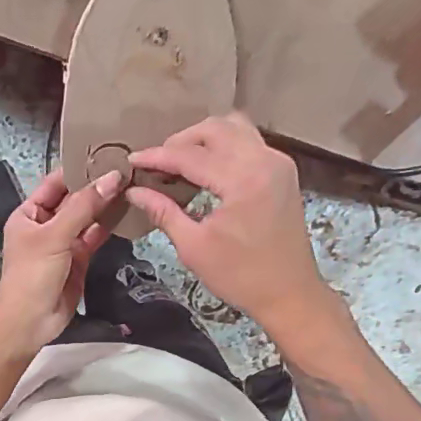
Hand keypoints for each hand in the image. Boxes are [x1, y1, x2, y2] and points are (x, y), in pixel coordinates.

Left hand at [0, 167, 123, 351]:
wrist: (30, 321)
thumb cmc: (31, 275)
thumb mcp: (54, 236)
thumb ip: (83, 207)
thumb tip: (112, 178)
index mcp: (28, 214)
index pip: (55, 183)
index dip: (78, 168)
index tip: (107, 153)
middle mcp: (44, 224)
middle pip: (74, 198)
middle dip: (97, 184)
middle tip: (129, 164)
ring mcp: (62, 242)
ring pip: (87, 216)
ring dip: (106, 203)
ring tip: (134, 182)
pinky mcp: (78, 258)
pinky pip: (95, 235)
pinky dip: (109, 224)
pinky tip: (128, 209)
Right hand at [126, 113, 333, 335]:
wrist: (289, 292)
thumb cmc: (239, 275)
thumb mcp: (193, 246)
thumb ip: (163, 212)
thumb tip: (134, 192)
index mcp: (243, 180)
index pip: (190, 155)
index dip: (156, 156)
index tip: (131, 160)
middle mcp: (264, 160)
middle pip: (215, 129)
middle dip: (180, 141)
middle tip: (156, 163)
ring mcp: (277, 163)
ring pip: (234, 128)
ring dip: (203, 139)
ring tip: (178, 161)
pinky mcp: (281, 171)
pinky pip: (247, 142)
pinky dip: (222, 146)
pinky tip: (203, 168)